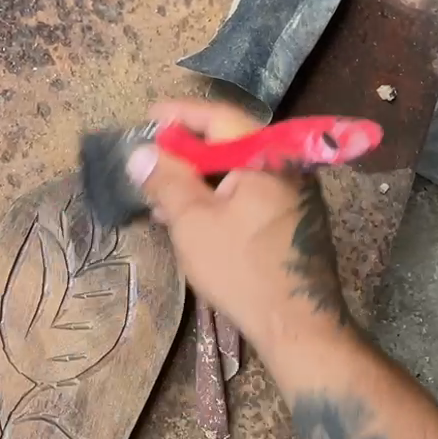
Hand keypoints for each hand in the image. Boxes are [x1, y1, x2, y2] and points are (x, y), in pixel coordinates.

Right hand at [128, 99, 351, 339]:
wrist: (297, 324)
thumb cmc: (241, 268)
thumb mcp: (192, 221)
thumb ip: (166, 180)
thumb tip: (140, 153)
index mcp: (266, 157)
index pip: (220, 117)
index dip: (181, 114)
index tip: (151, 117)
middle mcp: (286, 167)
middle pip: (230, 142)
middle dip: (186, 149)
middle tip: (152, 156)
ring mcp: (293, 194)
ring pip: (237, 170)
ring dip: (198, 177)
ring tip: (161, 193)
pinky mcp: (291, 219)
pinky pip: (248, 192)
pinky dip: (217, 195)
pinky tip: (190, 215)